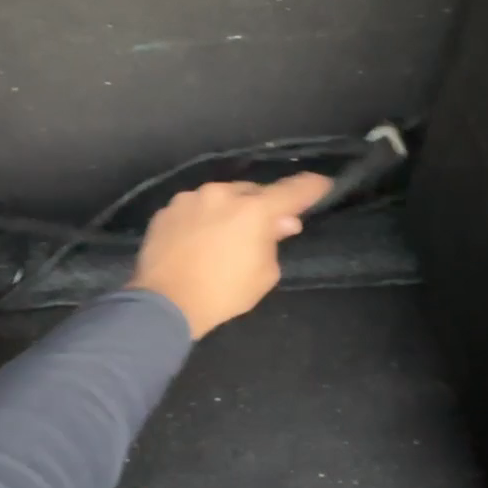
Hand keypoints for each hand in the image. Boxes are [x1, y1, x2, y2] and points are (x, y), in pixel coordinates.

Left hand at [128, 172, 332, 338]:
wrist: (164, 303)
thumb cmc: (222, 293)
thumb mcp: (263, 274)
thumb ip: (274, 242)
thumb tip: (282, 223)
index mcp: (254, 210)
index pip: (293, 191)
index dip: (311, 187)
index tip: (323, 184)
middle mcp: (222, 194)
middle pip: (253, 193)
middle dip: (262, 207)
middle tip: (264, 228)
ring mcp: (191, 198)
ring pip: (220, 197)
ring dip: (229, 211)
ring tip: (225, 237)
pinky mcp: (167, 210)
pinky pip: (194, 208)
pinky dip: (202, 219)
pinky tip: (198, 240)